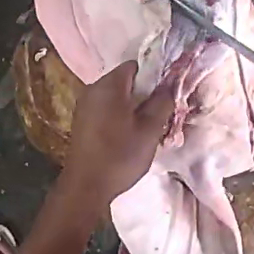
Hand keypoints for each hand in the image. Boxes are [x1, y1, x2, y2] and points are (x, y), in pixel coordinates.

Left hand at [60, 61, 175, 204]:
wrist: (85, 187)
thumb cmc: (120, 155)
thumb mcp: (150, 129)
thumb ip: (163, 101)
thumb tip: (171, 83)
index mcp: (109, 85)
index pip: (136, 66)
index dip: (154, 76)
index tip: (165, 95)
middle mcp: (92, 89)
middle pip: (125, 80)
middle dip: (144, 93)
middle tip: (160, 113)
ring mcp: (84, 106)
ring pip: (116, 96)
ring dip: (132, 106)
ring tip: (146, 127)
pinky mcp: (82, 121)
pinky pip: (106, 109)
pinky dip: (119, 116)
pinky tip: (127, 135)